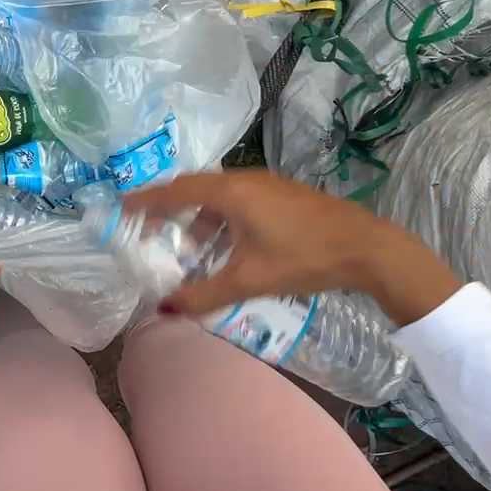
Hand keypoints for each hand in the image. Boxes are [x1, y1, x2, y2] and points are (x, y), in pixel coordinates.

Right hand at [122, 170, 461, 327]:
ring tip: (190, 246)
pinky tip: (227, 243)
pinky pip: (236, 198)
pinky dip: (219, 216)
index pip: (174, 191)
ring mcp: (265, 183)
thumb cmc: (304, 258)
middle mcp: (243, 180)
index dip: (145, 199)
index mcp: (229, 193)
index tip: (121, 206)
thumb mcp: (249, 280)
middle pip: (192, 187)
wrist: (369, 248)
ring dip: (197, 215)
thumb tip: (164, 309)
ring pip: (217, 194)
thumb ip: (203, 294)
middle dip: (167, 207)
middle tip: (148, 228)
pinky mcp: (282, 193)